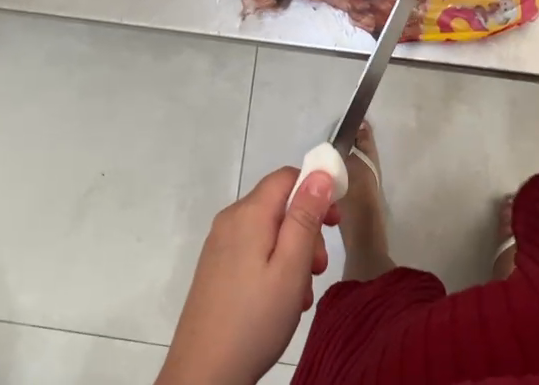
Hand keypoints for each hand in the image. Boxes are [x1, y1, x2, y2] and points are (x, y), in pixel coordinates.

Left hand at [158, 167, 337, 384]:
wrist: (203, 374)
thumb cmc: (255, 319)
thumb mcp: (291, 267)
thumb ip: (305, 217)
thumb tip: (319, 173)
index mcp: (248, 214)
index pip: (287, 176)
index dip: (316, 190)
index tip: (335, 223)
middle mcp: (230, 221)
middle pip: (278, 205)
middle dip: (306, 230)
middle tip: (319, 269)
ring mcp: (219, 246)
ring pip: (269, 232)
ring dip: (293, 254)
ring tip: (301, 294)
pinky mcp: (216, 269)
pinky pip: (254, 252)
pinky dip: (274, 267)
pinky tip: (281, 302)